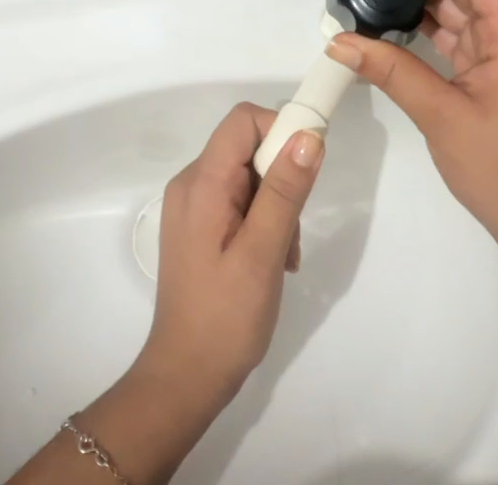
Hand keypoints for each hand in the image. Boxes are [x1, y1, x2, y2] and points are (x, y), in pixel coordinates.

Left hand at [137, 102, 324, 404]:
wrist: (187, 375)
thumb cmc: (225, 316)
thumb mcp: (263, 252)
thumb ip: (286, 192)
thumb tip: (309, 135)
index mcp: (201, 184)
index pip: (243, 121)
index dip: (280, 130)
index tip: (309, 167)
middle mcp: (192, 185)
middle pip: (248, 148)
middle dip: (283, 177)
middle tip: (294, 227)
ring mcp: (194, 207)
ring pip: (250, 176)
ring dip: (278, 205)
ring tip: (283, 255)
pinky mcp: (202, 227)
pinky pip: (241, 201)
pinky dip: (264, 220)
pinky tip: (273, 260)